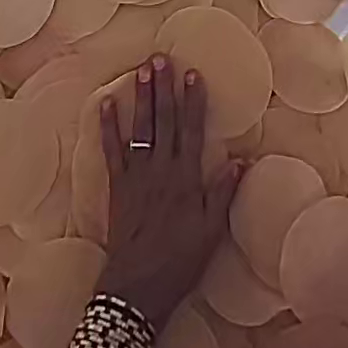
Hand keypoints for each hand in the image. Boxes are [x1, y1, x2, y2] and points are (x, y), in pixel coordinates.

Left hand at [95, 55, 240, 327]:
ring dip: (140, 98)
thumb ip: (223, 193)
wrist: (136, 289)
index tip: (193, 73)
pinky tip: (105, 104)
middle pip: (163, 120)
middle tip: (160, 58)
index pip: (191, 129)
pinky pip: (111, 151)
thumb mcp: (211, 230)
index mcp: (186, 177)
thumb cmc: (180, 260)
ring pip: (140, 128)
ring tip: (141, 70)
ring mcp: (136, 176)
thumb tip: (242, 159)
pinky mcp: (116, 187)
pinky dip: (107, 127)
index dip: (192, 100)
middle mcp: (160, 169)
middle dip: (163, 87)